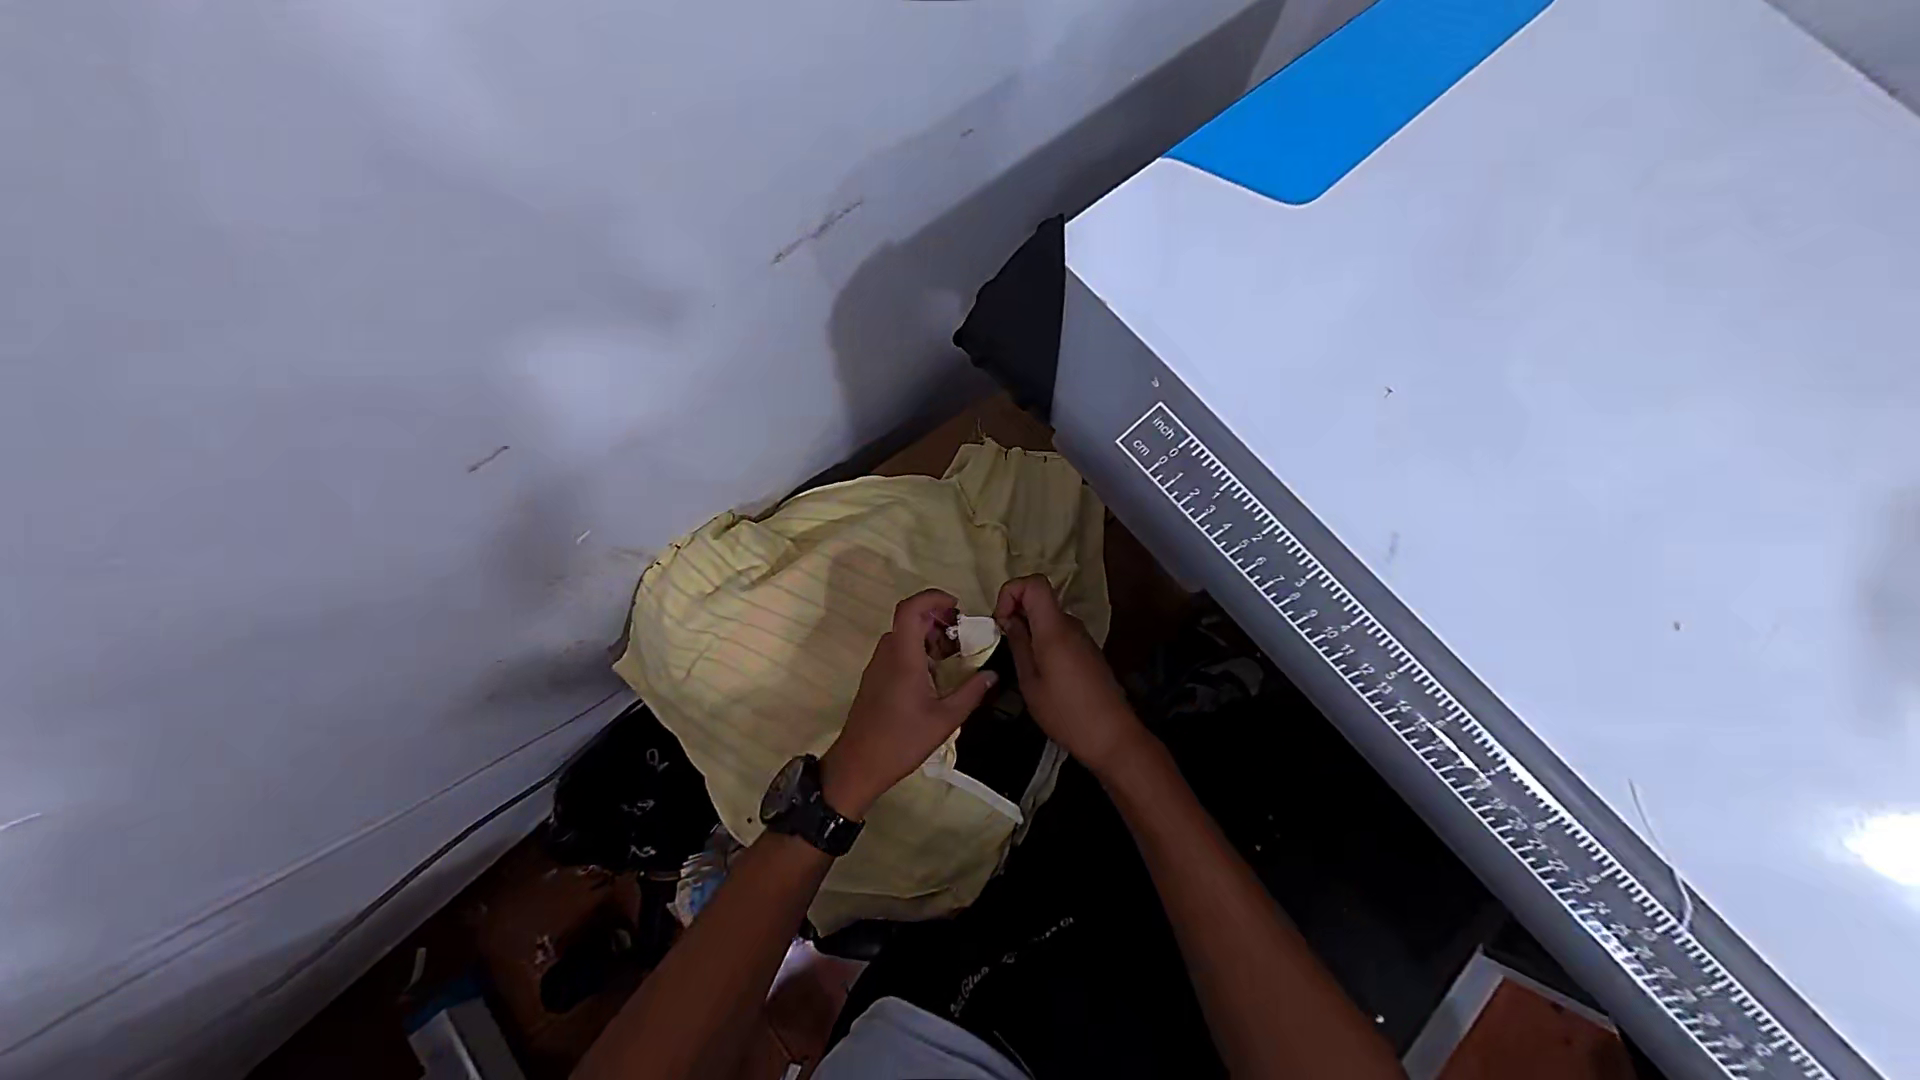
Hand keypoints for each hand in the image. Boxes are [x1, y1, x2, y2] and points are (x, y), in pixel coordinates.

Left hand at [821, 589, 997, 818]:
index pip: (911, 608)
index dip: (933, 598)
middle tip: (962, 637)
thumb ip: (972, 693)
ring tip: (952, 657)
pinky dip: (917, 650)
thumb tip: (993, 675)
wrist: (859, 764)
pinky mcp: (875, 678)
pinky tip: (934, 675)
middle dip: (937, 619)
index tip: (956, 607)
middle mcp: (887, 654)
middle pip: (909, 619)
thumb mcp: (945, 719)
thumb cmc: (902, 741)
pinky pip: (896, 650)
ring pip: (903, 635)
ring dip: (927, 636)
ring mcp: (878, 665)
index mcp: (903, 657)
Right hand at [994, 575, 1150, 776]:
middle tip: (1004, 644)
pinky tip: (1040, 672)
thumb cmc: (1065, 712)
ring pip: (1048, 618)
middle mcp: (1071, 624)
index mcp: (1055, 628)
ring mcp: (1082, 637)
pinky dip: (1043, 641)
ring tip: (1020, 663)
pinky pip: (1059, 633)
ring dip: (1029, 629)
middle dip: (1016, 612)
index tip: (1001, 621)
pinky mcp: (1087, 651)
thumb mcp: (1030, 681)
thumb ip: (1018, 644)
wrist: (1113, 736)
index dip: (1011, 592)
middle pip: (1040, 599)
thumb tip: (1008, 619)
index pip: (1034, 583)